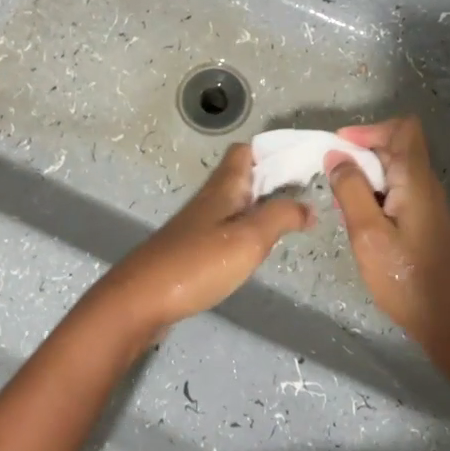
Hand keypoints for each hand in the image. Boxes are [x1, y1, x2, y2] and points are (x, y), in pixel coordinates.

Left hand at [89, 144, 312, 341]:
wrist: (141, 299)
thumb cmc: (198, 263)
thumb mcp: (249, 238)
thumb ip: (281, 217)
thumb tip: (308, 206)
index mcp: (225, 187)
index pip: (247, 151)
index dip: (274, 151)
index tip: (304, 166)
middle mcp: (212, 198)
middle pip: (245, 177)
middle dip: (276, 182)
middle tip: (306, 200)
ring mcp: (200, 224)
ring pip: (238, 203)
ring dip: (264, 208)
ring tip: (291, 226)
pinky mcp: (194, 248)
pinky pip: (228, 227)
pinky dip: (248, 232)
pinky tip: (257, 251)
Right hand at [326, 117, 449, 356]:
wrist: (447, 319)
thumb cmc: (405, 278)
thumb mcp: (368, 234)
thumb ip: (351, 190)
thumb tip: (336, 156)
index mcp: (415, 180)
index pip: (403, 128)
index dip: (370, 130)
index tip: (340, 149)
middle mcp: (425, 184)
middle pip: (396, 147)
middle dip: (361, 155)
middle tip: (334, 180)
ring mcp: (427, 203)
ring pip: (394, 171)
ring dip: (366, 177)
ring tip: (343, 203)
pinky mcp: (423, 221)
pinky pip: (397, 192)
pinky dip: (375, 196)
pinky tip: (360, 221)